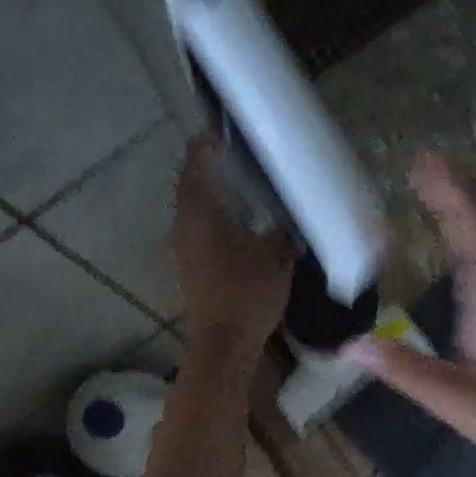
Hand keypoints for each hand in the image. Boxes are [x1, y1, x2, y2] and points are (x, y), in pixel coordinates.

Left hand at [173, 135, 293, 359]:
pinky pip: (203, 236)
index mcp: (200, 211)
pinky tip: (243, 231)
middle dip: (212, 171)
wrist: (224, 344)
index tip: (223, 133)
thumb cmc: (247, 292)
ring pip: (197, 213)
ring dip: (216, 201)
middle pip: (193, 187)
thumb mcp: (276, 256)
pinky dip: (219, 226)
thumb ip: (283, 234)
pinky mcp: (192, 271)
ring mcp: (184, 250)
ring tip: (245, 194)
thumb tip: (291, 228)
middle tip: (239, 161)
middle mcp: (184, 225)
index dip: (207, 144)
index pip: (196, 162)